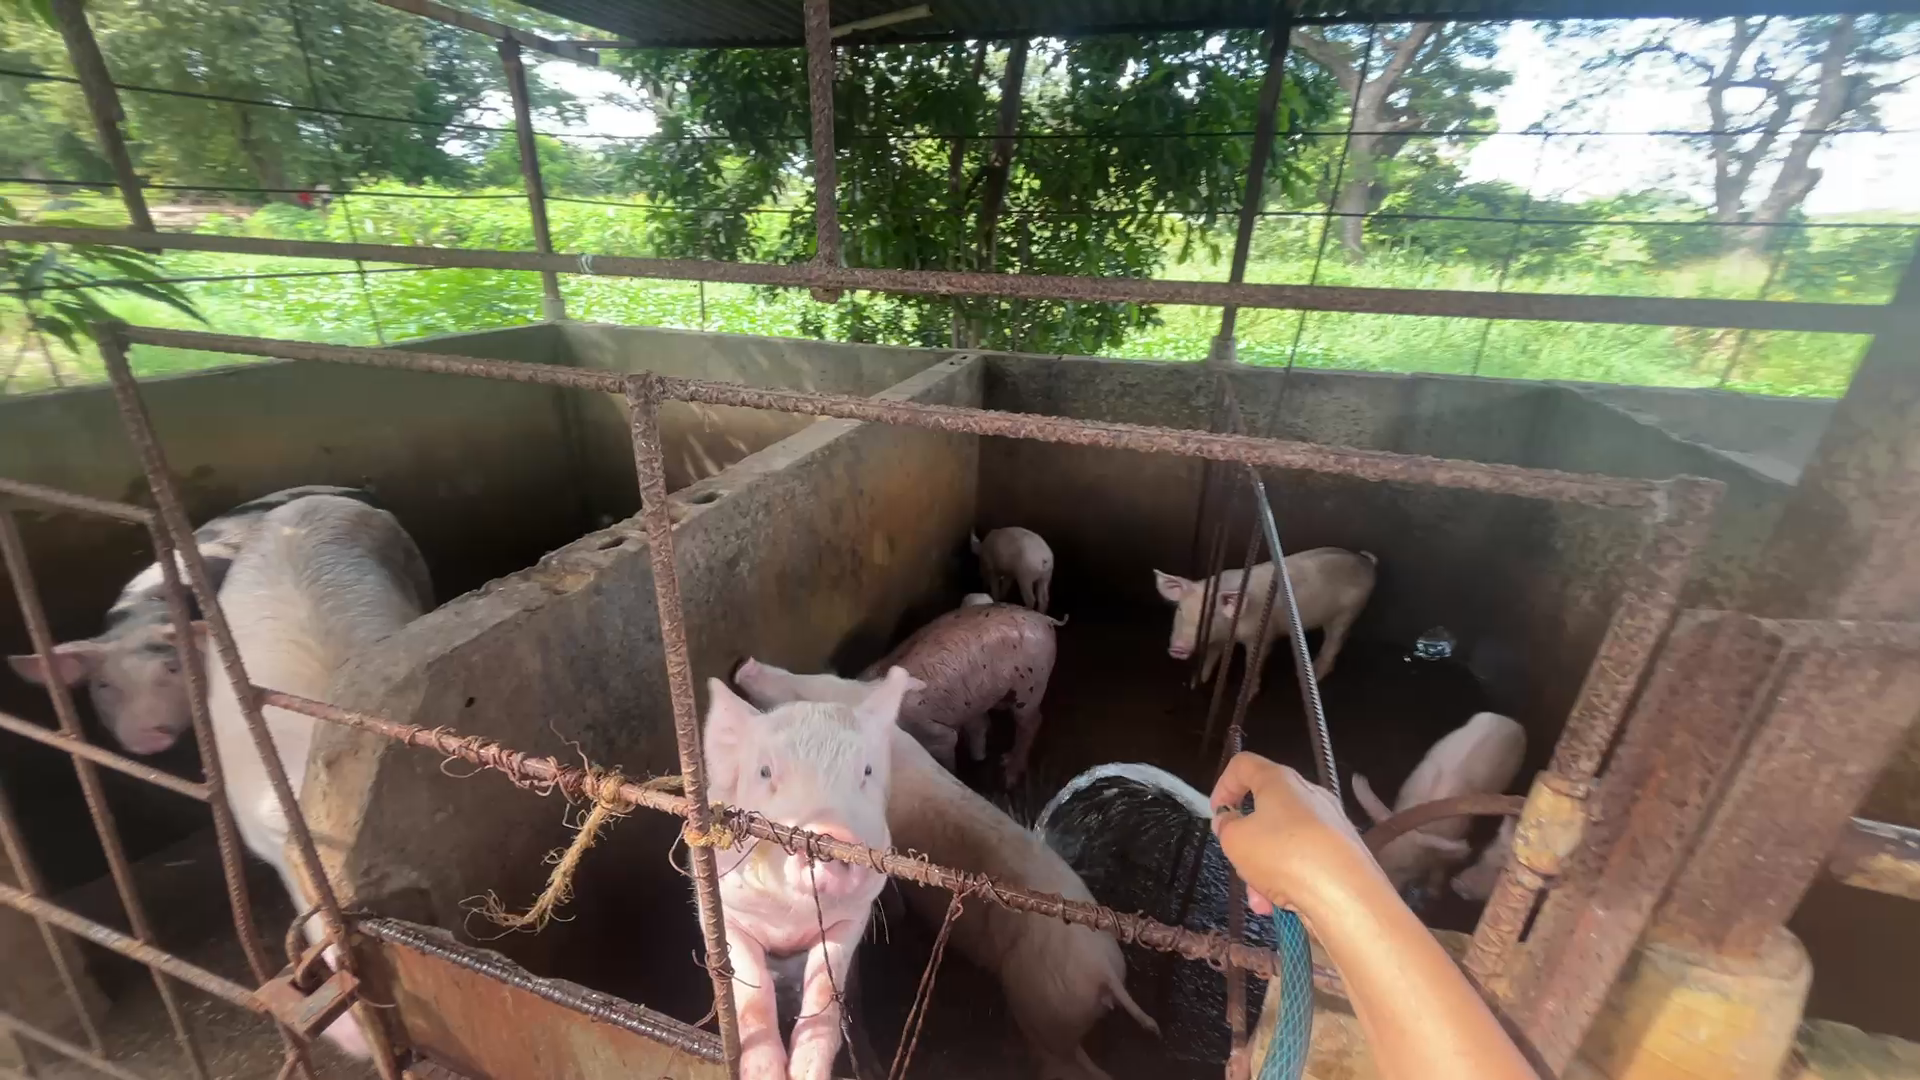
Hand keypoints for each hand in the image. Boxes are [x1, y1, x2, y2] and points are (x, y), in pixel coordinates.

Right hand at [1210, 752, 1378, 919]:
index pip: (1243, 765)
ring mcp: (1332, 825)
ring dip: (1266, 869)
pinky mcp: (1346, 854)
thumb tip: (1230, 821)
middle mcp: (1309, 795)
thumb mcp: (1235, 840)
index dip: (1223, 785)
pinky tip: (1284, 906)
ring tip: (1261, 901)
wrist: (1349, 898)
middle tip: (1238, 863)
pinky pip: (1307, 861)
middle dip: (1247, 842)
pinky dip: (1292, 879)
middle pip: (1266, 811)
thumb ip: (1225, 826)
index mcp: (1280, 780)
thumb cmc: (1283, 855)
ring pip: (1285, 842)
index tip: (1217, 813)